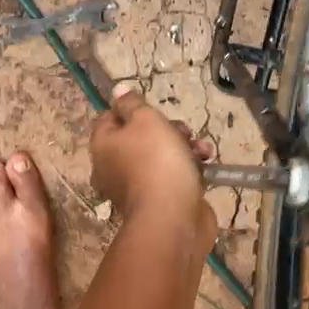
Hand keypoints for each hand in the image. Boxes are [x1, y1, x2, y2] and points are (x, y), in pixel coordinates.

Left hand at [89, 82, 215, 244]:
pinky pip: (173, 175)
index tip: (152, 108)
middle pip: (139, 135)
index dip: (131, 109)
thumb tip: (117, 91)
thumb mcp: (145, 120)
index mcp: (103, 146)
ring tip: (201, 149)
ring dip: (185, 146)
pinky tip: (206, 164)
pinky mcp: (160, 200)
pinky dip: (189, 167)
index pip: (109, 117)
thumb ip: (132, 103)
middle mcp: (114, 167)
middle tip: (182, 131)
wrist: (172, 217)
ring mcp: (137, 186)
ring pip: (161, 154)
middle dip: (167, 128)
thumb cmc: (156, 160)